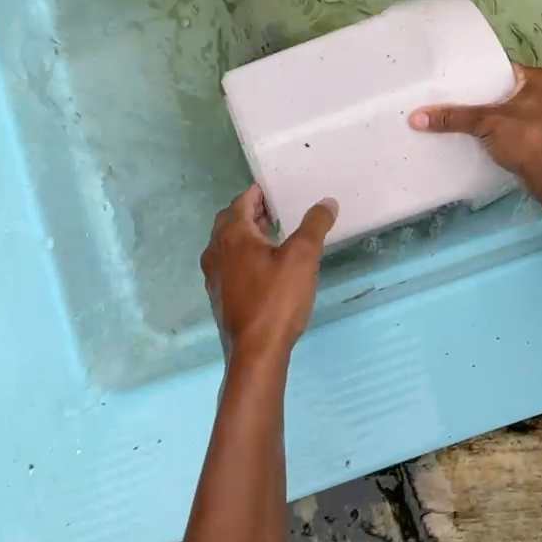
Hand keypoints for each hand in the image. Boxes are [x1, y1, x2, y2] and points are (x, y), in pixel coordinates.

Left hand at [202, 186, 337, 364]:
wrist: (255, 352)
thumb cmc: (277, 298)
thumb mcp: (303, 256)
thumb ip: (315, 225)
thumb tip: (326, 202)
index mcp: (232, 235)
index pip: (242, 201)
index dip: (259, 193)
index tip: (277, 189)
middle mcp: (216, 251)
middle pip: (230, 220)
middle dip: (252, 211)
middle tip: (277, 209)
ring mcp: (214, 276)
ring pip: (227, 243)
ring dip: (247, 234)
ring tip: (274, 235)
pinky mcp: (219, 296)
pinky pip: (229, 263)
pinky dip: (243, 255)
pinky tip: (264, 267)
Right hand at [409, 63, 541, 184]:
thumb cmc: (524, 138)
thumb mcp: (486, 123)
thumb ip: (453, 118)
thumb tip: (415, 117)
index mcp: (536, 79)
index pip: (500, 67)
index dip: (477, 72)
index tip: (453, 76)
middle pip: (500, 88)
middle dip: (478, 94)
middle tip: (450, 94)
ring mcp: (540, 115)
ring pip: (505, 108)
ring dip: (485, 113)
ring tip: (456, 112)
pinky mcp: (535, 135)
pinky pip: (508, 125)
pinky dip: (493, 128)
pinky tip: (472, 131)